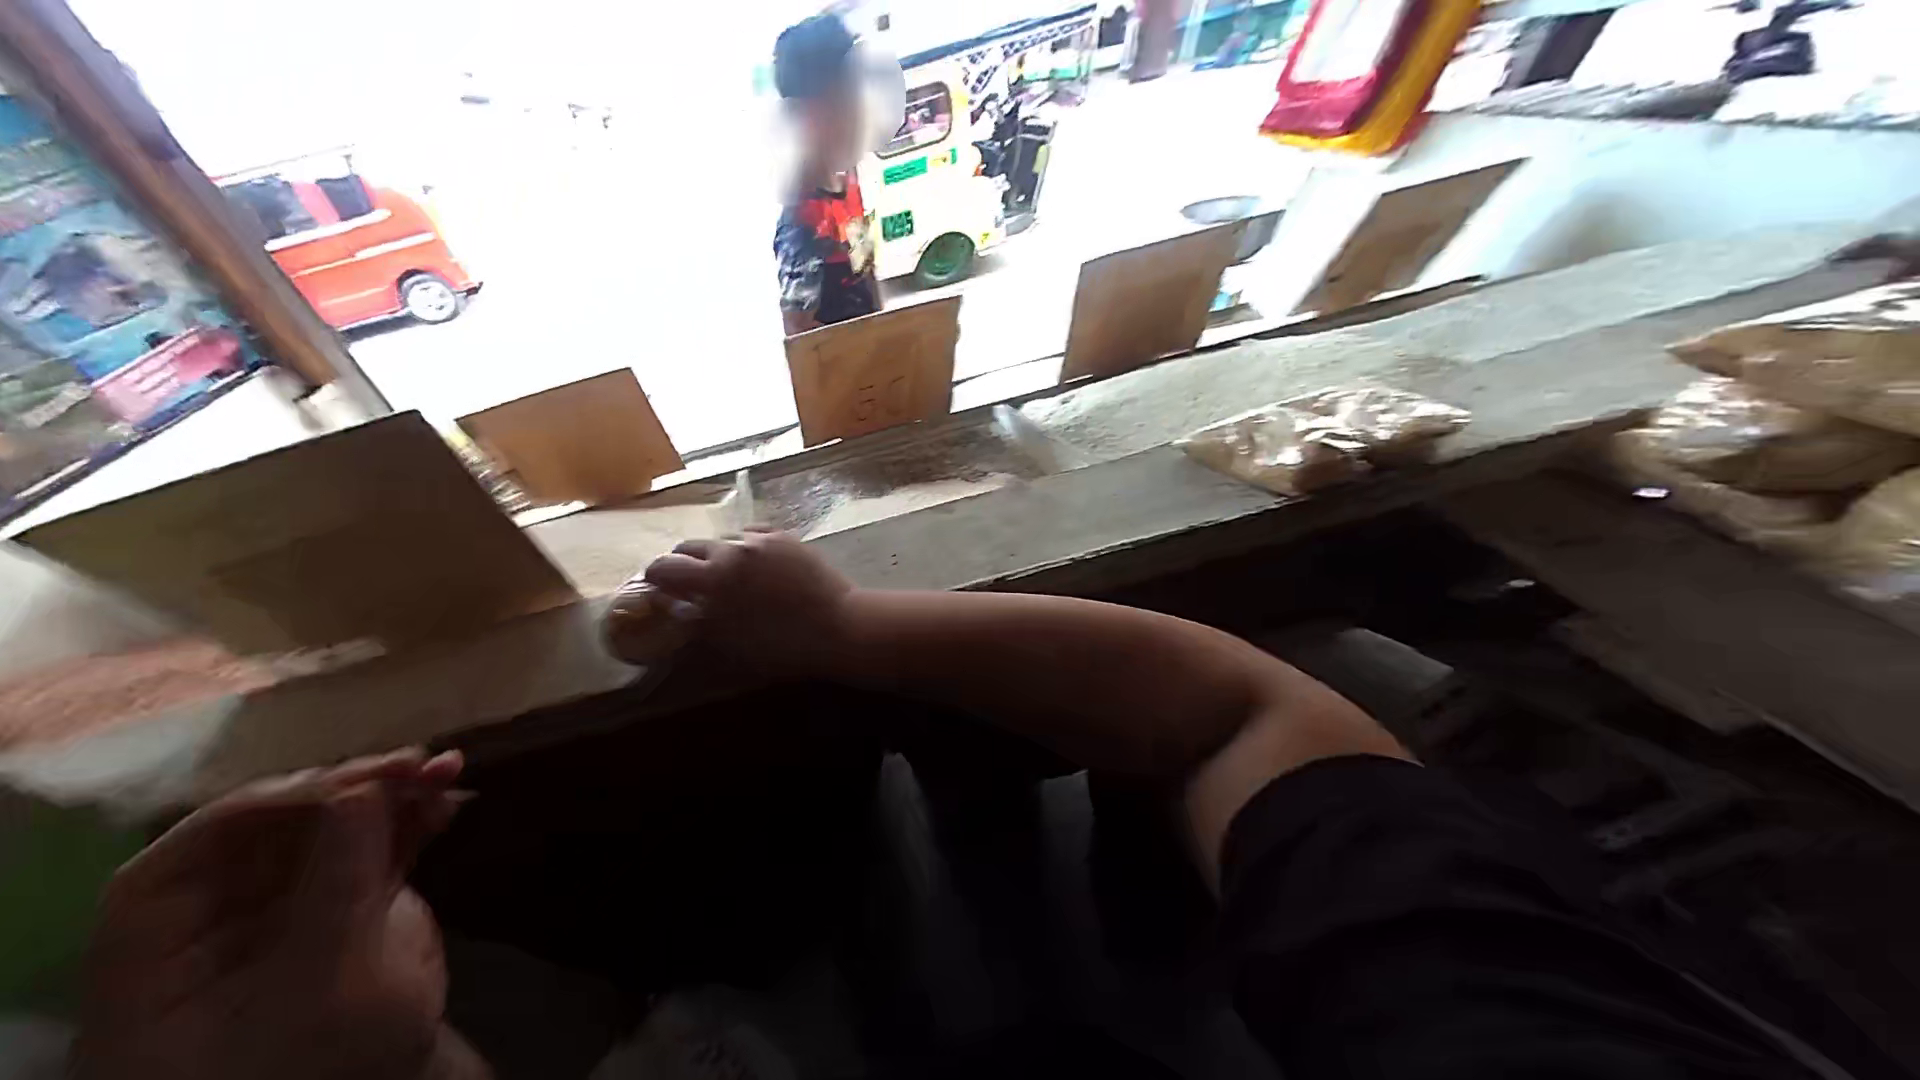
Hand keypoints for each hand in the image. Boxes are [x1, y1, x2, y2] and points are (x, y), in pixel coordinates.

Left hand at [74, 750, 488, 1079]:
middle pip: (266, 834)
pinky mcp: (351, 895)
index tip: (338, 786)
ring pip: (331, 828)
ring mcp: (292, 905)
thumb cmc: (328, 1062)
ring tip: (445, 768)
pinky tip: (449, 796)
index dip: (252, 814)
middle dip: (344, 790)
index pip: (177, 865)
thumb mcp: (326, 981)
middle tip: (410, 764)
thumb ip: (337, 884)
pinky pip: (376, 841)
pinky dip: (414, 815)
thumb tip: (362, 788)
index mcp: (159, 963)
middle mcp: (218, 922)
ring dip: (392, 793)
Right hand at [642, 528, 854, 677]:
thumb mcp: (730, 640)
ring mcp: (762, 539)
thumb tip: (676, 605)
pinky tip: (754, 563)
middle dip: (683, 563)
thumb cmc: (783, 645)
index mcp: (713, 577)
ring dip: (717, 554)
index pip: (664, 567)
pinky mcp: (786, 537)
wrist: (839, 625)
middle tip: (687, 583)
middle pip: (691, 546)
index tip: (656, 589)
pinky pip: (754, 534)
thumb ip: (697, 619)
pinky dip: (746, 547)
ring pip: (724, 538)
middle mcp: (733, 549)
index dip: (654, 579)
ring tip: (727, 574)